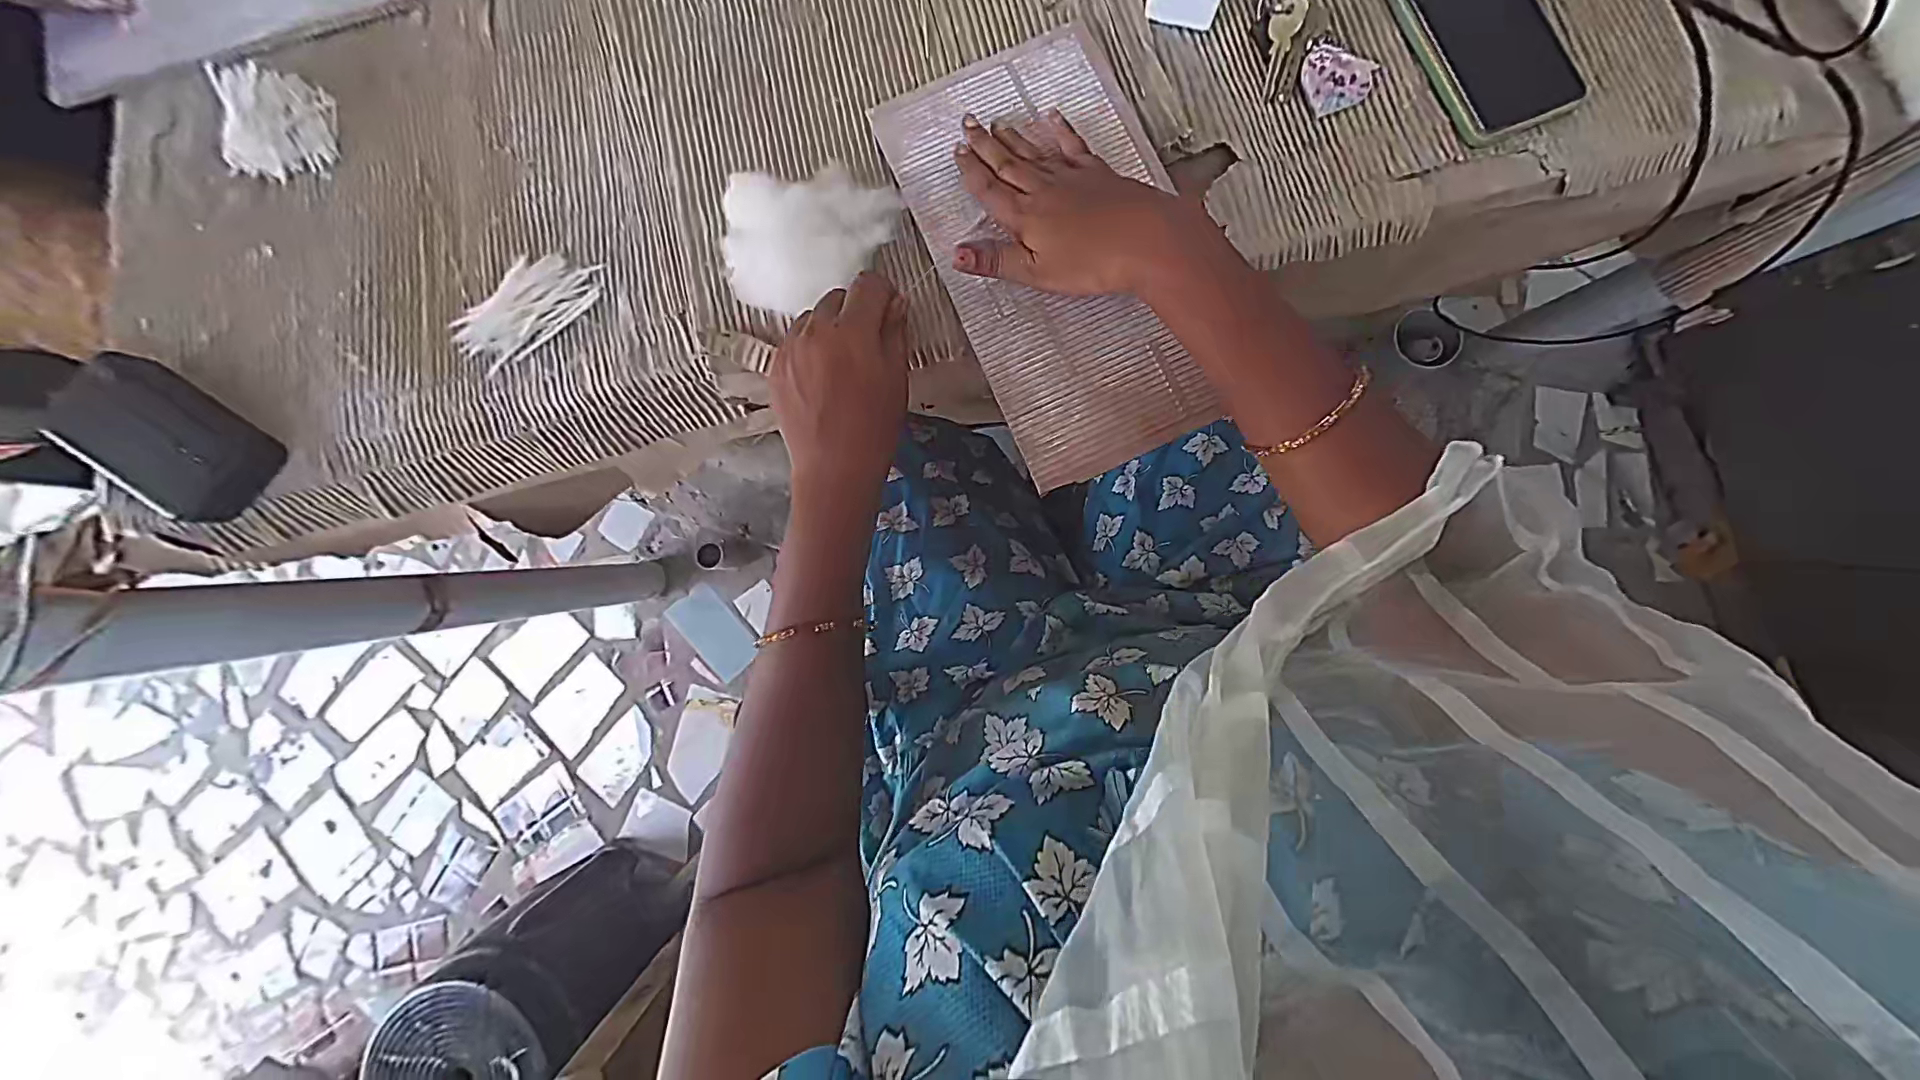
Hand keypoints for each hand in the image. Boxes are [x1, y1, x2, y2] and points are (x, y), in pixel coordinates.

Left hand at [771, 272, 908, 508]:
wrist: (834, 468)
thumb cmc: (873, 429)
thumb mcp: (896, 379)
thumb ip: (895, 334)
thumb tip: (894, 305)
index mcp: (853, 332)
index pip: (868, 285)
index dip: (882, 293)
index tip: (888, 307)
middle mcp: (816, 331)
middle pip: (837, 297)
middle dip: (855, 311)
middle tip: (867, 342)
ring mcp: (791, 348)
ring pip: (813, 318)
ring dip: (829, 328)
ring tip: (841, 362)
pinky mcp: (775, 366)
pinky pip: (795, 341)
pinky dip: (809, 347)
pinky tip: (821, 377)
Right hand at [952, 110, 1219, 297]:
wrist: (1144, 241)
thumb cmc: (1092, 263)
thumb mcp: (1037, 272)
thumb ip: (996, 261)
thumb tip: (958, 255)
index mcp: (1025, 217)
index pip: (990, 190)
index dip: (972, 172)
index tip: (959, 154)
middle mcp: (1044, 190)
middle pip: (1007, 164)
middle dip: (985, 146)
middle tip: (968, 126)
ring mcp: (1071, 178)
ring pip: (1034, 153)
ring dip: (1013, 139)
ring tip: (997, 124)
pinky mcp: (1097, 174)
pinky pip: (1072, 146)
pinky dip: (1059, 131)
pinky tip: (1051, 119)